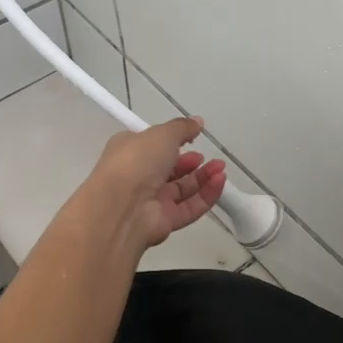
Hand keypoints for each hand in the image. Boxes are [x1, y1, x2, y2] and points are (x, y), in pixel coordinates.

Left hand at [80, 117, 227, 252]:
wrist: (121, 208)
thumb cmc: (136, 161)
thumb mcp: (162, 134)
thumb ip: (182, 127)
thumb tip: (197, 122)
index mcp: (129, 151)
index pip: (153, 145)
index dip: (173, 141)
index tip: (193, 137)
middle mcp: (138, 176)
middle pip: (170, 169)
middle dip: (192, 161)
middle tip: (209, 157)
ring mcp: (151, 201)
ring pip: (182, 189)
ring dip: (203, 177)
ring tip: (220, 168)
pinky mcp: (164, 221)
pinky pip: (189, 207)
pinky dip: (206, 195)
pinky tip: (220, 182)